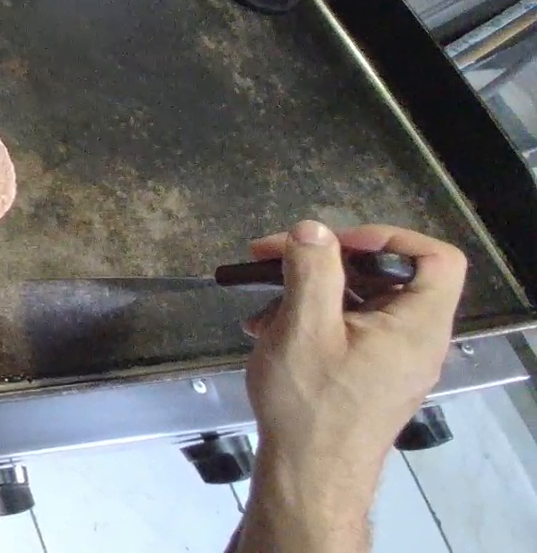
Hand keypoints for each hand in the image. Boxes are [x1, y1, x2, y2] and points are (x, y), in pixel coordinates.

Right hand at [234, 220, 465, 552]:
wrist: (310, 465)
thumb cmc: (311, 397)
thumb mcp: (303, 327)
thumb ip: (312, 273)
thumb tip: (312, 229)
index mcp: (415, 325)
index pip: (434, 259)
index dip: (384, 237)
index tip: (327, 242)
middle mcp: (413, 337)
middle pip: (384, 273)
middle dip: (321, 258)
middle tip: (265, 256)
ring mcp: (390, 353)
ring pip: (356, 297)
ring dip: (303, 288)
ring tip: (258, 301)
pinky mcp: (366, 366)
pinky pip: (343, 323)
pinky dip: (304, 314)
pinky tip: (266, 327)